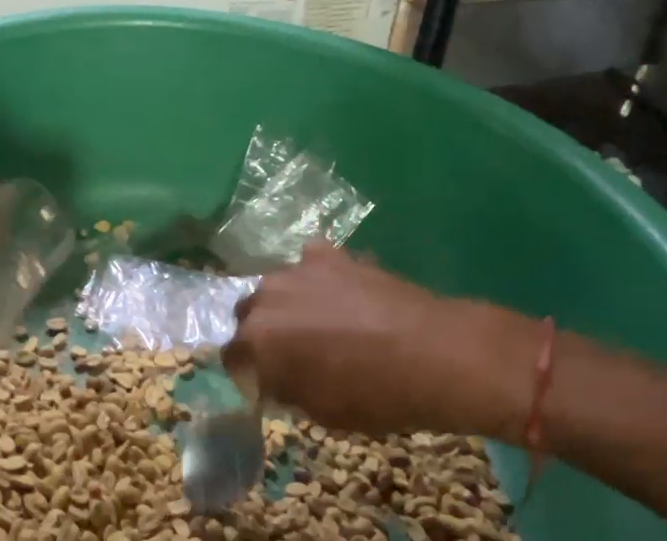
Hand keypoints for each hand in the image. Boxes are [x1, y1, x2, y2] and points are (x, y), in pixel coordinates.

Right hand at [224, 245, 537, 440]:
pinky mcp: (328, 253)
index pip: (232, 354)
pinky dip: (316, 278)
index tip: (268, 385)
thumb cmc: (377, 396)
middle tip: (291, 354)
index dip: (248, 372)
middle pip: (247, 313)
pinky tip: (341, 294)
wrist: (435, 353)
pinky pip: (309, 264)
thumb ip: (287, 389)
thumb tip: (278, 379)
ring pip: (277, 286)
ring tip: (319, 322)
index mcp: (258, 340)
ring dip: (287, 303)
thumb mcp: (322, 412)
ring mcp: (297, 269)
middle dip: (262, 332)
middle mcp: (266, 296)